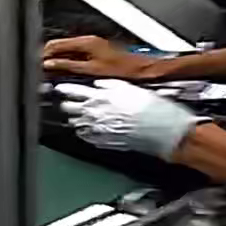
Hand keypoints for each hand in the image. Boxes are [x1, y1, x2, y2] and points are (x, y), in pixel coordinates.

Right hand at [42, 36, 160, 79]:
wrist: (141, 70)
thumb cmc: (122, 69)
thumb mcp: (90, 70)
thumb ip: (67, 66)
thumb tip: (48, 64)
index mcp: (85, 42)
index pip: (54, 45)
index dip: (42, 55)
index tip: (33, 65)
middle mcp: (87, 41)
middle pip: (57, 46)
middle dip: (46, 58)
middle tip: (37, 70)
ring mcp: (90, 45)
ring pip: (64, 51)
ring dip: (55, 61)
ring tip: (47, 73)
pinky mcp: (93, 51)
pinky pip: (72, 54)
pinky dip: (64, 62)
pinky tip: (61, 71)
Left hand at [56, 80, 199, 160]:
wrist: (165, 132)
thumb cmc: (155, 109)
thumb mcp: (133, 89)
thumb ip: (111, 85)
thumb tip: (97, 84)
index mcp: (101, 97)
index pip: (73, 91)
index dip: (65, 89)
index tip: (59, 87)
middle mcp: (93, 113)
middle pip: (68, 107)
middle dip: (68, 103)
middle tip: (70, 101)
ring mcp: (95, 129)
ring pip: (74, 121)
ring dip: (76, 117)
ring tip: (82, 114)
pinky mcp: (100, 141)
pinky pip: (83, 135)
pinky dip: (83, 130)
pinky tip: (89, 127)